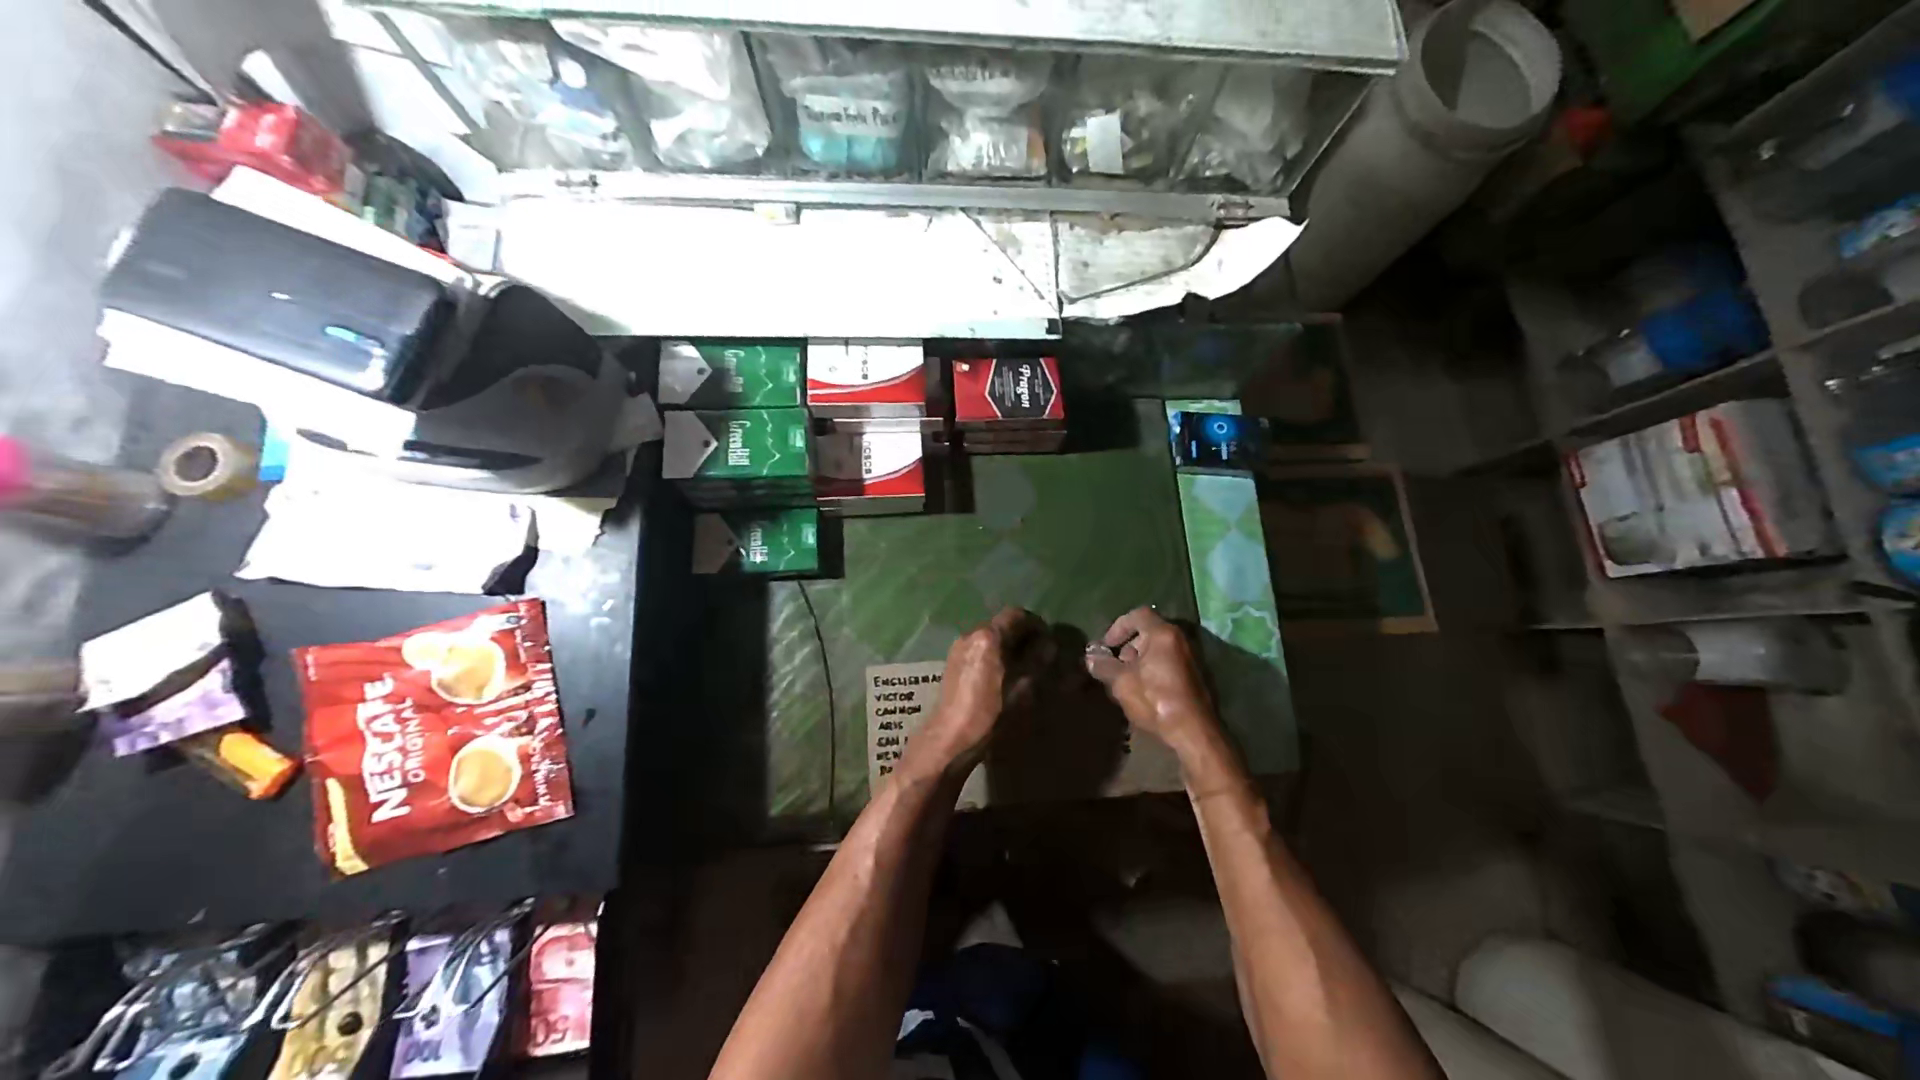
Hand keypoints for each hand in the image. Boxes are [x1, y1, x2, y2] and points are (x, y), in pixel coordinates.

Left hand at [900, 608, 1040, 780]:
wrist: (950, 737)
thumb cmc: (989, 713)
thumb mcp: (1021, 688)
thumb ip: (1036, 661)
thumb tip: (1049, 645)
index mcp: (987, 636)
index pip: (1016, 615)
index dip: (1036, 624)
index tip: (1049, 639)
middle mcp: (970, 634)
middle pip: (1001, 624)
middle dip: (1022, 634)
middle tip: (1040, 653)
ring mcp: (958, 647)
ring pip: (989, 636)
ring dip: (1008, 644)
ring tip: (1023, 665)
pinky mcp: (952, 662)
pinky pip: (979, 648)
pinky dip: (994, 653)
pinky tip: (1003, 673)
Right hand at [1085, 607, 1218, 756]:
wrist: (1193, 732)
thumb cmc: (1155, 700)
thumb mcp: (1121, 682)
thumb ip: (1104, 666)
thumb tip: (1090, 657)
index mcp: (1163, 634)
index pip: (1138, 615)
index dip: (1118, 627)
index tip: (1106, 645)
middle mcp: (1180, 639)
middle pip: (1148, 632)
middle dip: (1128, 646)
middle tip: (1114, 665)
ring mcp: (1190, 657)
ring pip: (1158, 649)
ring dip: (1139, 660)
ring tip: (1125, 681)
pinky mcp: (1194, 675)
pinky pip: (1168, 662)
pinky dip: (1152, 669)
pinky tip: (1142, 691)